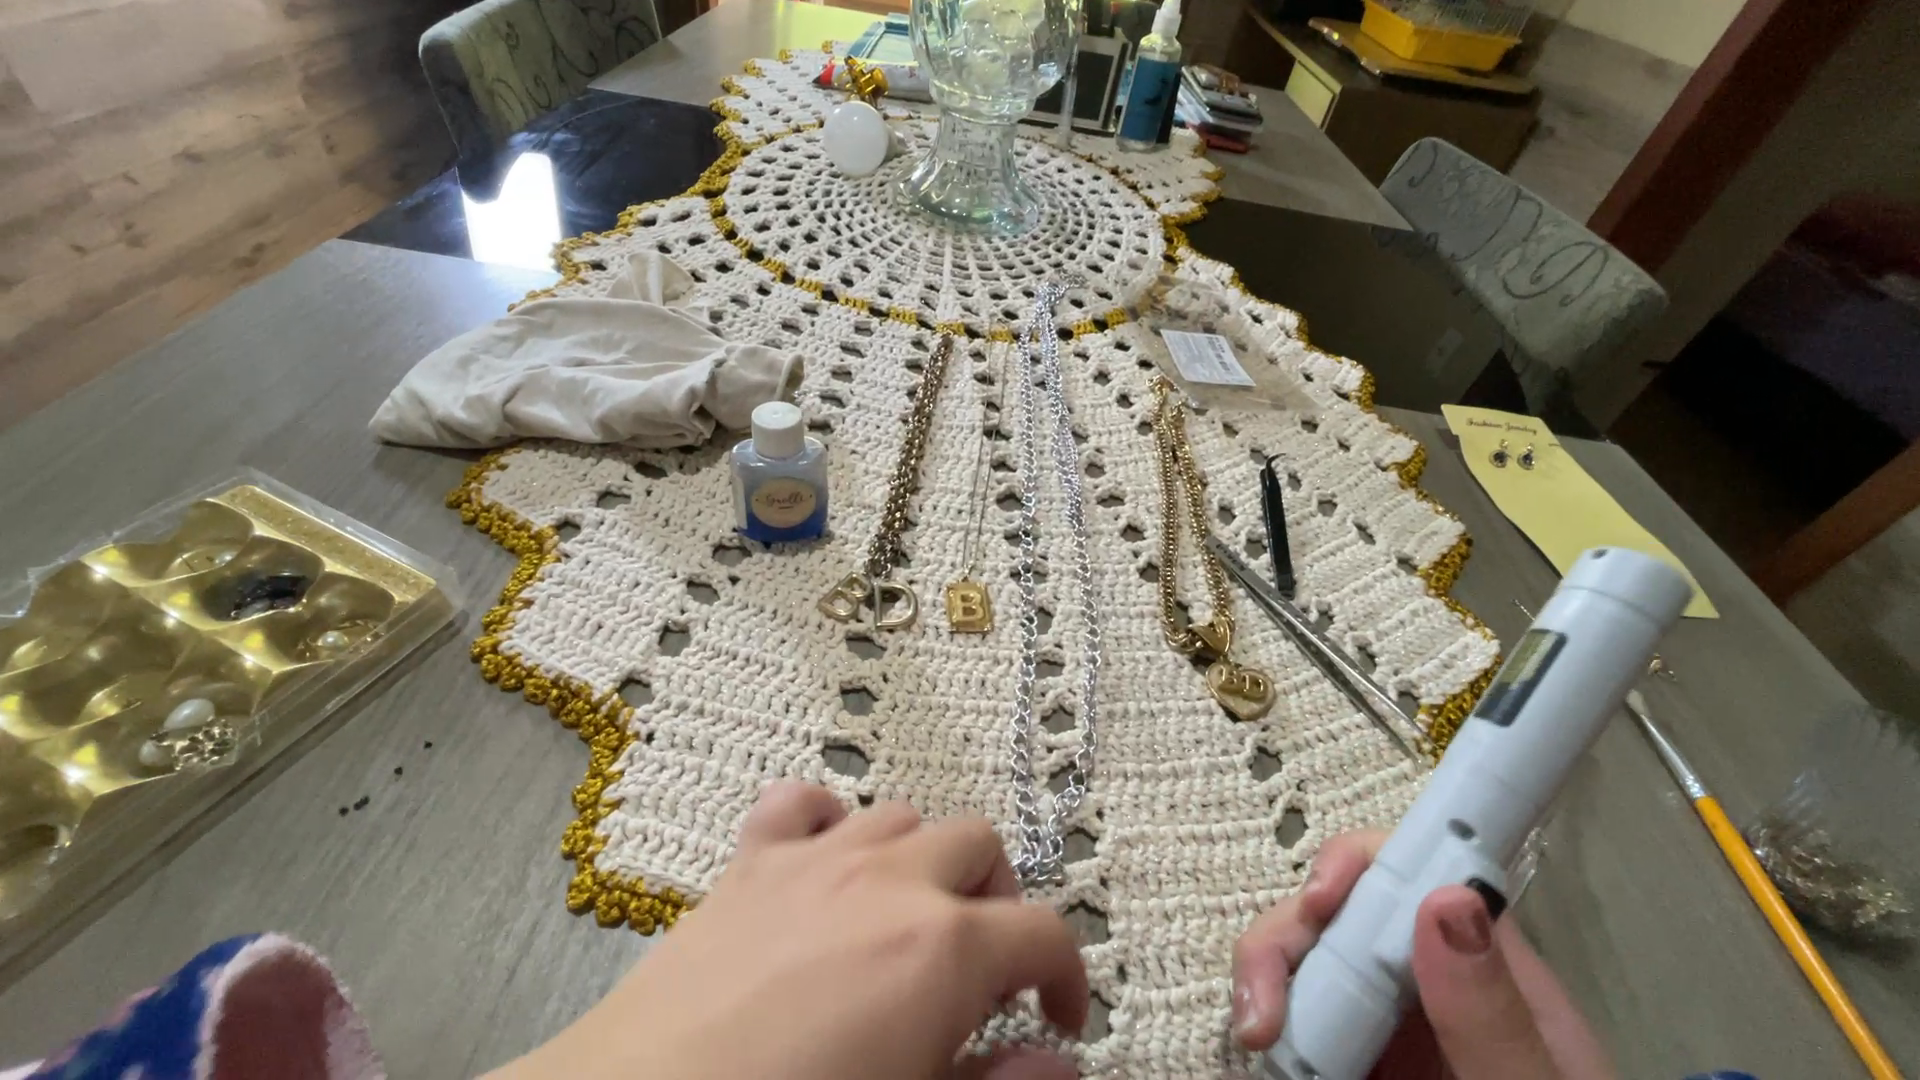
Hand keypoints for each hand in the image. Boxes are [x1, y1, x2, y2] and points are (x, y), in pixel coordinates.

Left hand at [487, 781, 1087, 1079]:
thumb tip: (1058, 1062)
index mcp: (943, 947)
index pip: (1043, 934)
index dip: (1067, 975)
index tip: (1059, 1014)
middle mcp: (890, 879)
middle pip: (980, 847)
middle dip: (997, 901)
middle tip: (981, 969)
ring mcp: (818, 858)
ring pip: (904, 817)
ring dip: (924, 861)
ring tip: (909, 920)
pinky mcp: (753, 862)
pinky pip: (803, 802)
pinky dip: (830, 820)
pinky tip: (830, 861)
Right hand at [1231, 830, 1614, 1079]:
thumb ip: (1492, 1016)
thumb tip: (1446, 896)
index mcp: (1481, 961)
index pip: (1412, 868)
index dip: (1351, 862)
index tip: (1317, 902)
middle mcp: (1422, 971)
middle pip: (1336, 907)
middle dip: (1284, 932)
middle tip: (1261, 1007)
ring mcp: (1382, 1011)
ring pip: (1302, 951)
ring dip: (1264, 972)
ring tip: (1254, 1033)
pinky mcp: (1350, 1047)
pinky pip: (1294, 1006)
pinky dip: (1263, 1012)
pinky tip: (1257, 1040)